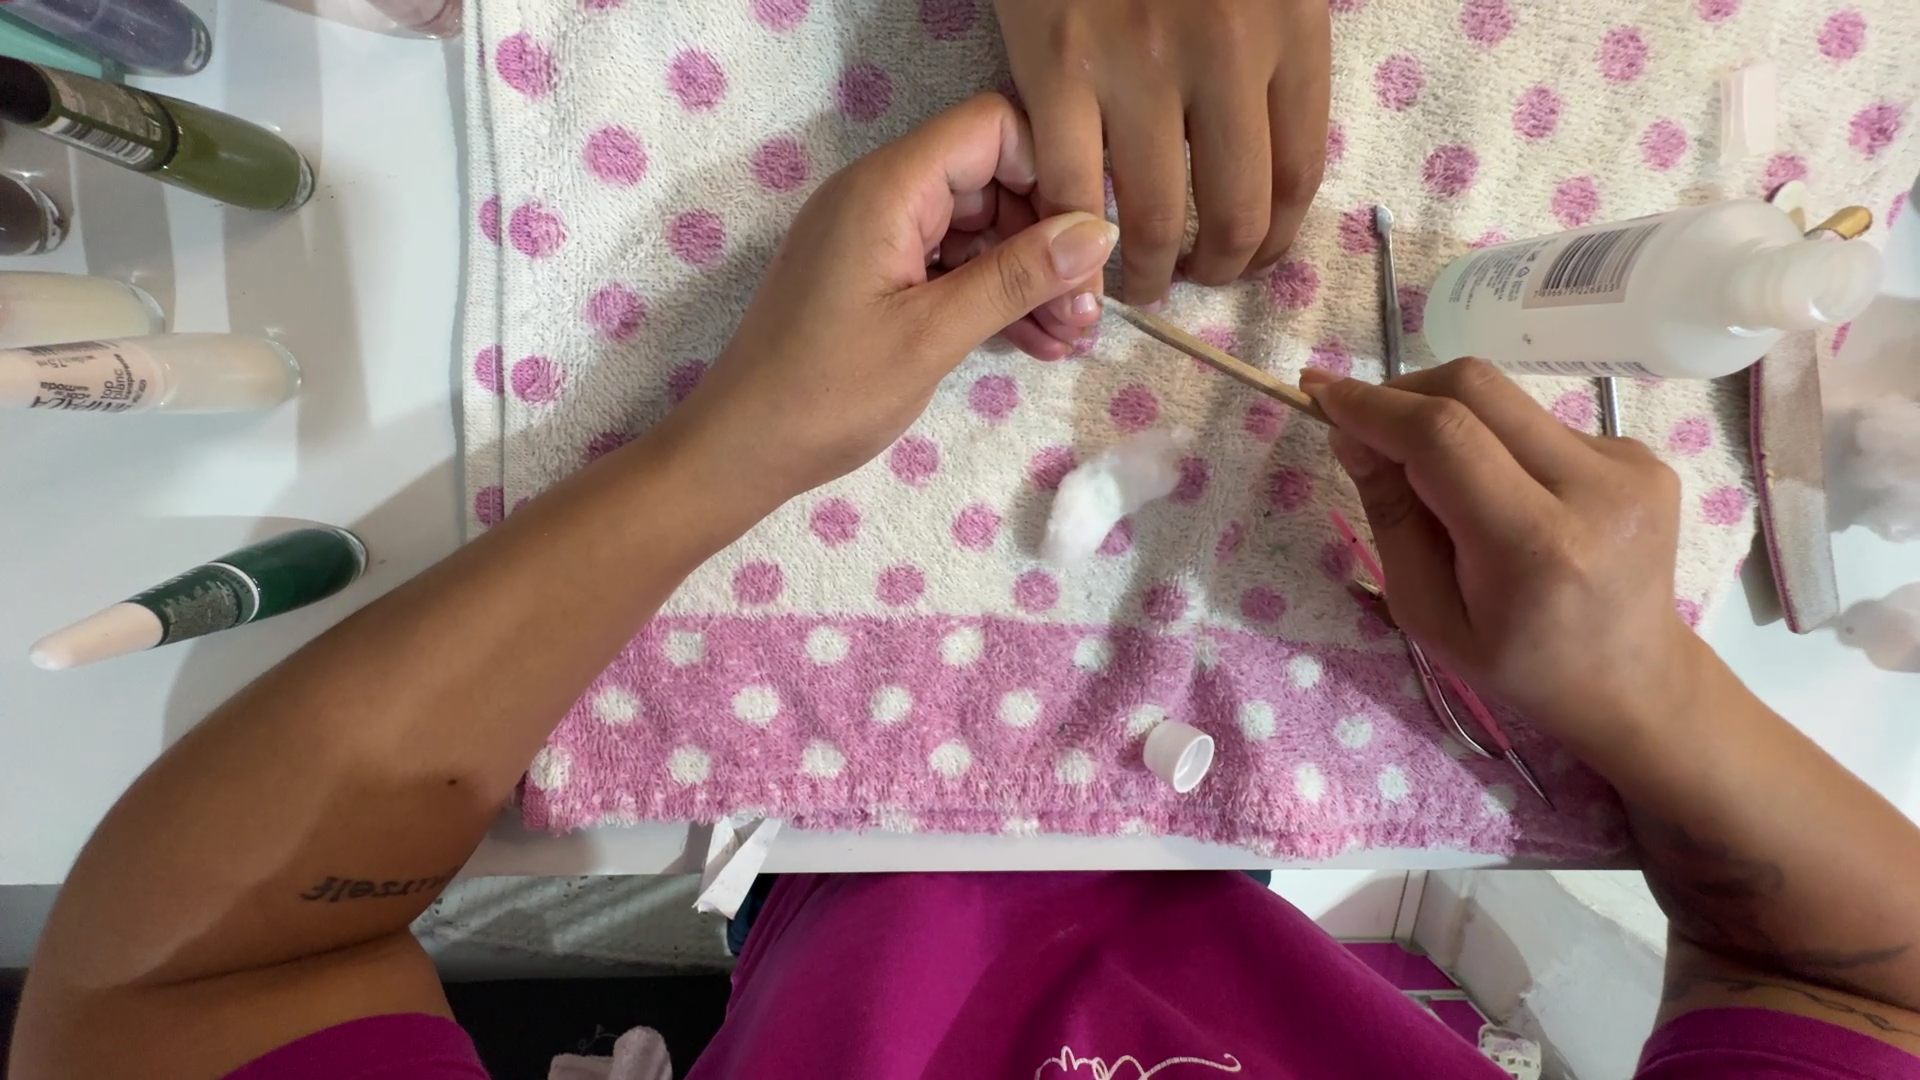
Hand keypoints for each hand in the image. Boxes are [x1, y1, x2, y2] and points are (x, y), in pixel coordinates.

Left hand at [667, 94, 1117, 508]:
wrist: (746, 447)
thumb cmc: (831, 392)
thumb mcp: (932, 334)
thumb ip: (1016, 276)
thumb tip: (1099, 231)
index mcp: (888, 188)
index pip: (993, 130)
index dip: (1050, 174)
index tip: (1088, 243)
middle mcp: (883, 198)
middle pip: (990, 183)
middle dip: (1046, 242)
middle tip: (1086, 310)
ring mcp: (879, 241)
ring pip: (976, 235)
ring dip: (1027, 280)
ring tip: (1072, 336)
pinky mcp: (879, 281)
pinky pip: (950, 272)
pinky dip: (991, 301)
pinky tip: (1037, 343)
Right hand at [994, 0, 1330, 310]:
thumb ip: (1281, 51)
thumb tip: (1272, 149)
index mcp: (1288, 24)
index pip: (1297, 174)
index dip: (1276, 243)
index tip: (1252, 263)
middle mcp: (1224, 53)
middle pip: (1234, 213)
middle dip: (1219, 270)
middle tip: (1196, 279)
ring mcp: (1136, 66)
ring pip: (1154, 219)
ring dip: (1149, 274)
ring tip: (1141, 284)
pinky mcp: (1057, 71)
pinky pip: (1071, 190)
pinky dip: (1076, 238)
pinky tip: (1081, 253)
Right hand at [1301, 360, 1707, 746]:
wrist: (1630, 679)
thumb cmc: (1510, 659)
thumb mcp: (1422, 607)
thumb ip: (1389, 515)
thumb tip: (1351, 435)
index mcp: (1534, 544)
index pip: (1441, 438)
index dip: (1372, 406)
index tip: (1318, 395)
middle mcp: (1596, 487)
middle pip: (1475, 388)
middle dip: (1399, 393)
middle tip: (1356, 423)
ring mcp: (1628, 462)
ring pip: (1500, 397)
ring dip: (1437, 414)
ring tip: (1418, 471)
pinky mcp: (1636, 452)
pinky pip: (1528, 419)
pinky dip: (1480, 436)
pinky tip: (1480, 487)